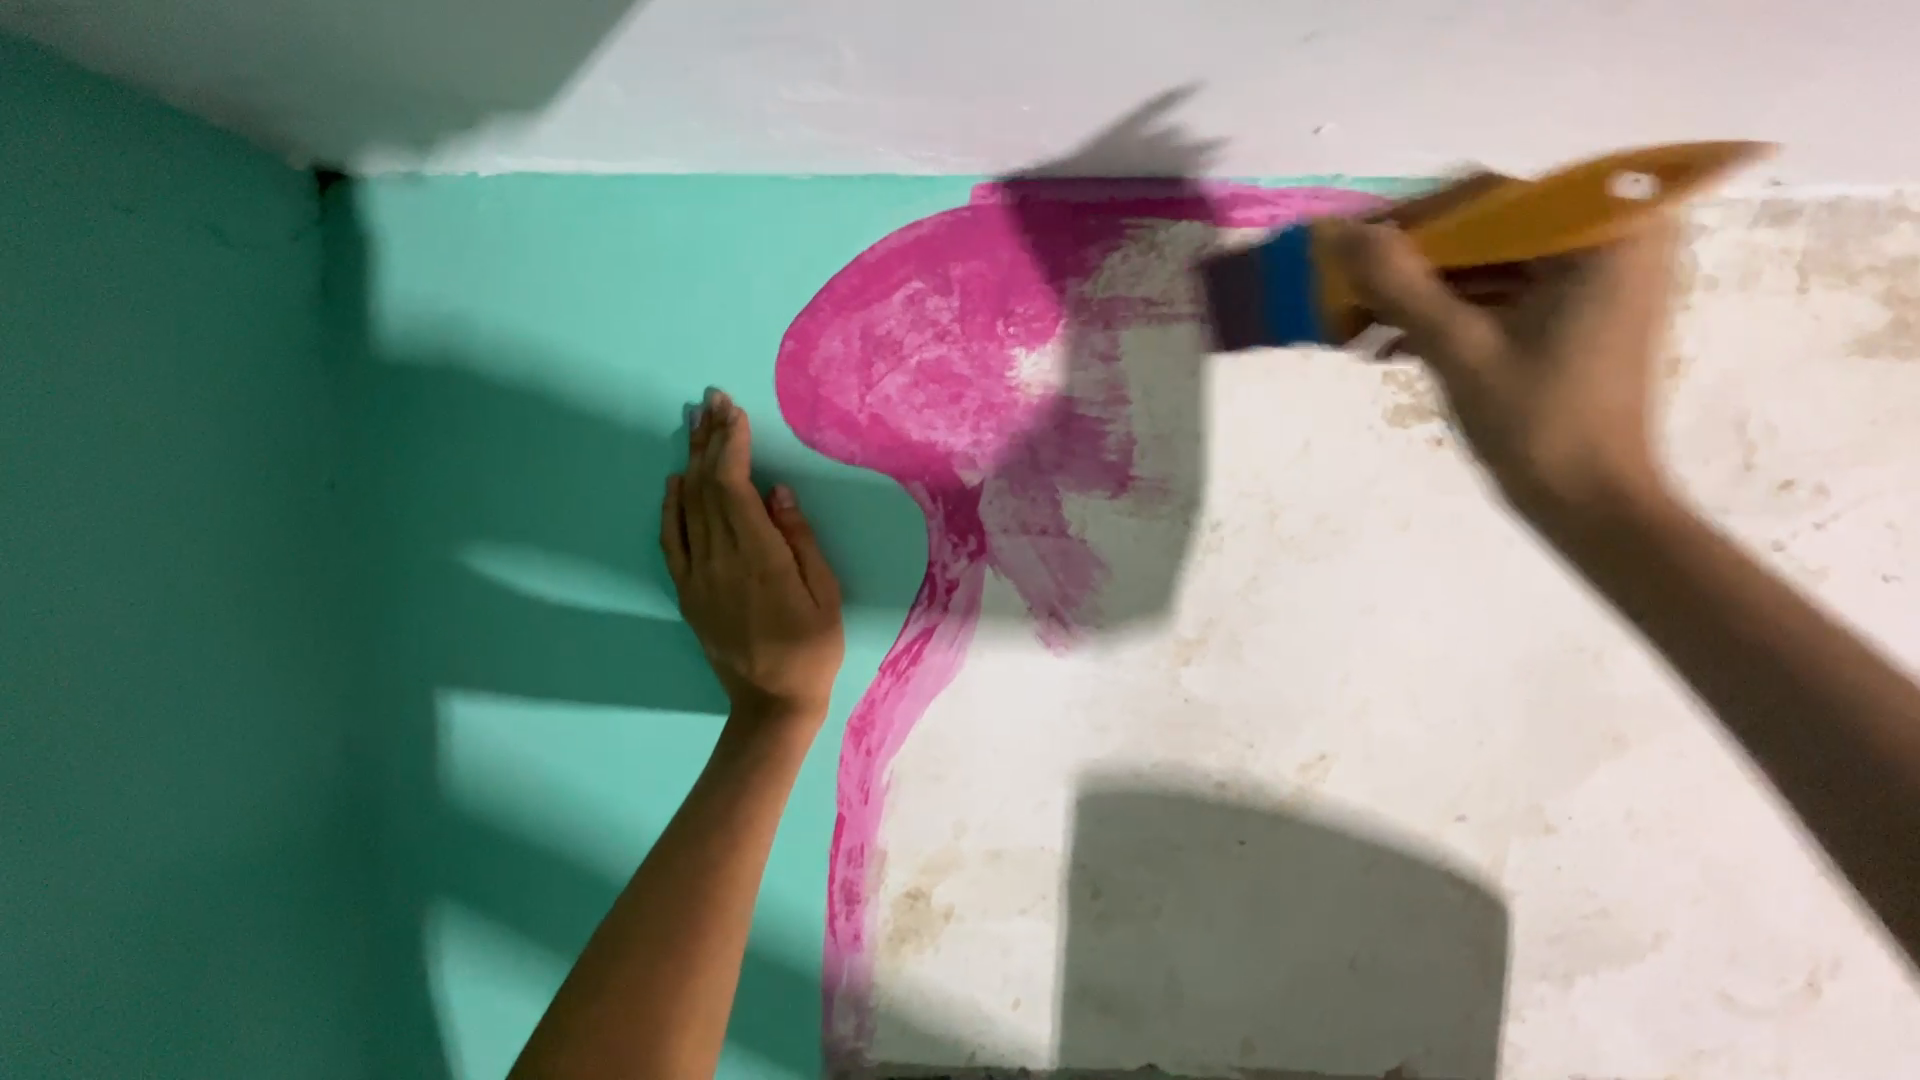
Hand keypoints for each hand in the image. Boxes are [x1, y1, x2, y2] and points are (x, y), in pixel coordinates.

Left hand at [660, 389, 844, 728]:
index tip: (736, 412)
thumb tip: (777, 491)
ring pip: (687, 505)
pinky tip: (675, 479)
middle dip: (711, 439)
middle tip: (714, 401)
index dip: (732, 444)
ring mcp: (697, 576)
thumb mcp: (826, 594)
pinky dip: (671, 505)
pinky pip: (671, 540)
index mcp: (759, 557)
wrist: (772, 702)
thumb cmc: (812, 648)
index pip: (734, 486)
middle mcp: (720, 559)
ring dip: (691, 461)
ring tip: (697, 424)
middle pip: (706, 486)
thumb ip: (800, 540)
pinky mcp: (687, 591)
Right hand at [1328, 213, 1679, 524]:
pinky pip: (1506, 289)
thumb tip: (1335, 231)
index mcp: (1608, 229)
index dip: (1408, 222)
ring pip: (1491, 260)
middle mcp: (1618, 234)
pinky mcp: (1583, 309)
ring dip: (1424, 290)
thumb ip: (1398, 282)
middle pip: (1490, 227)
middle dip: (1414, 262)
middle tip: (1350, 289)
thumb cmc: (1536, 422)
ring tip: (1362, 324)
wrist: (1591, 503)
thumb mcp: (1457, 346)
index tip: (1348, 249)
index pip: (1488, 199)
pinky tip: (1397, 342)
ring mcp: (1602, 274)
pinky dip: (1452, 311)